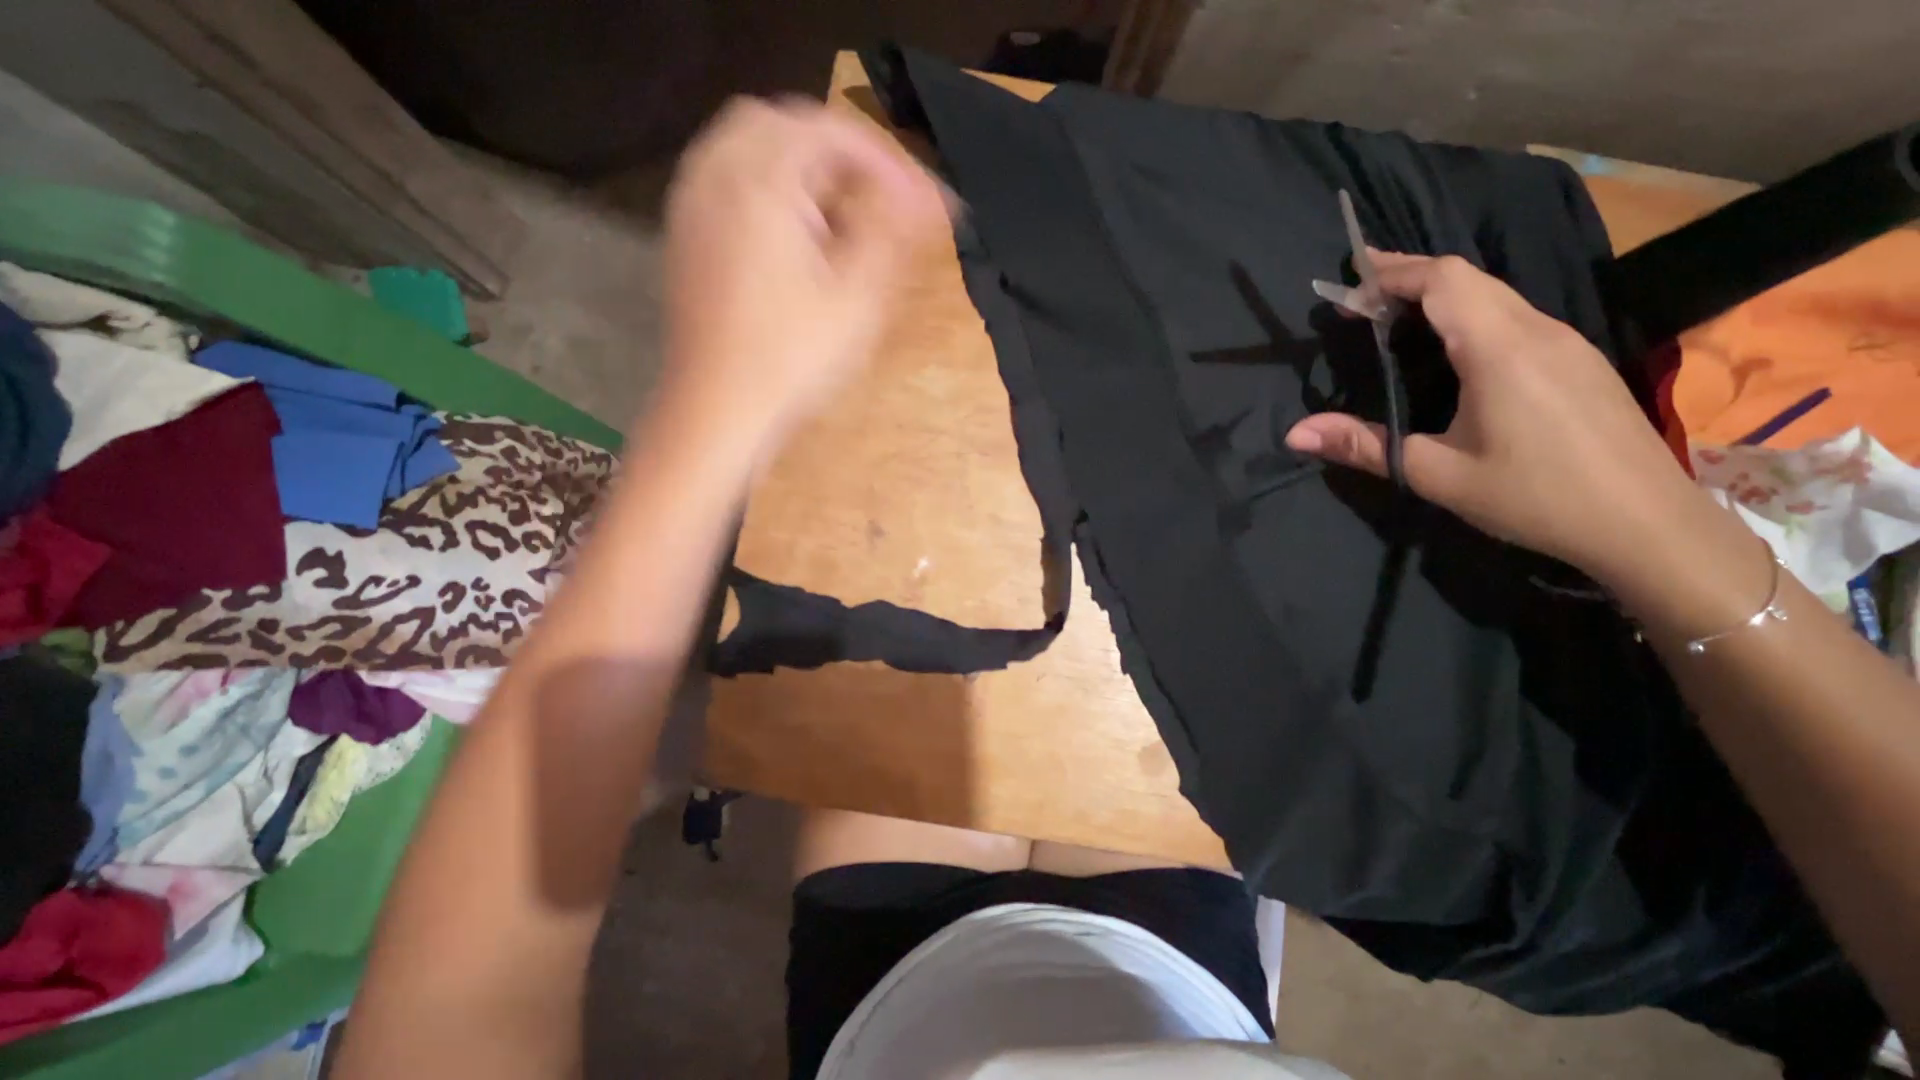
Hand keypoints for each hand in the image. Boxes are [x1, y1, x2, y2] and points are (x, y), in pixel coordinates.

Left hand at [658, 97, 950, 455]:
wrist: (715, 415)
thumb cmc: (791, 360)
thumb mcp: (858, 296)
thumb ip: (894, 230)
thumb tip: (932, 194)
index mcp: (758, 182)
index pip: (830, 130)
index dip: (886, 161)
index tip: (925, 206)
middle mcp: (716, 179)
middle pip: (783, 125)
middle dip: (839, 153)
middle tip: (881, 200)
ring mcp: (693, 208)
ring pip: (750, 150)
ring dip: (803, 170)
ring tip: (845, 220)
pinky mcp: (687, 239)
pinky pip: (728, 182)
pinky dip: (769, 190)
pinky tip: (799, 239)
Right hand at [1285, 252, 1704, 577]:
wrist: (1646, 523)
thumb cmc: (1536, 498)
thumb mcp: (1440, 476)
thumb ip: (1367, 446)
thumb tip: (1295, 433)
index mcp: (1499, 349)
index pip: (1443, 279)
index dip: (1392, 274)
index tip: (1347, 289)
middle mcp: (1537, 330)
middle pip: (1470, 277)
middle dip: (1411, 277)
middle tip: (1362, 297)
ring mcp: (1566, 342)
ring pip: (1497, 294)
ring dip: (1445, 295)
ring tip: (1399, 319)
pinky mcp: (1581, 361)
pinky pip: (1518, 316)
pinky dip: (1474, 315)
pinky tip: (1457, 351)